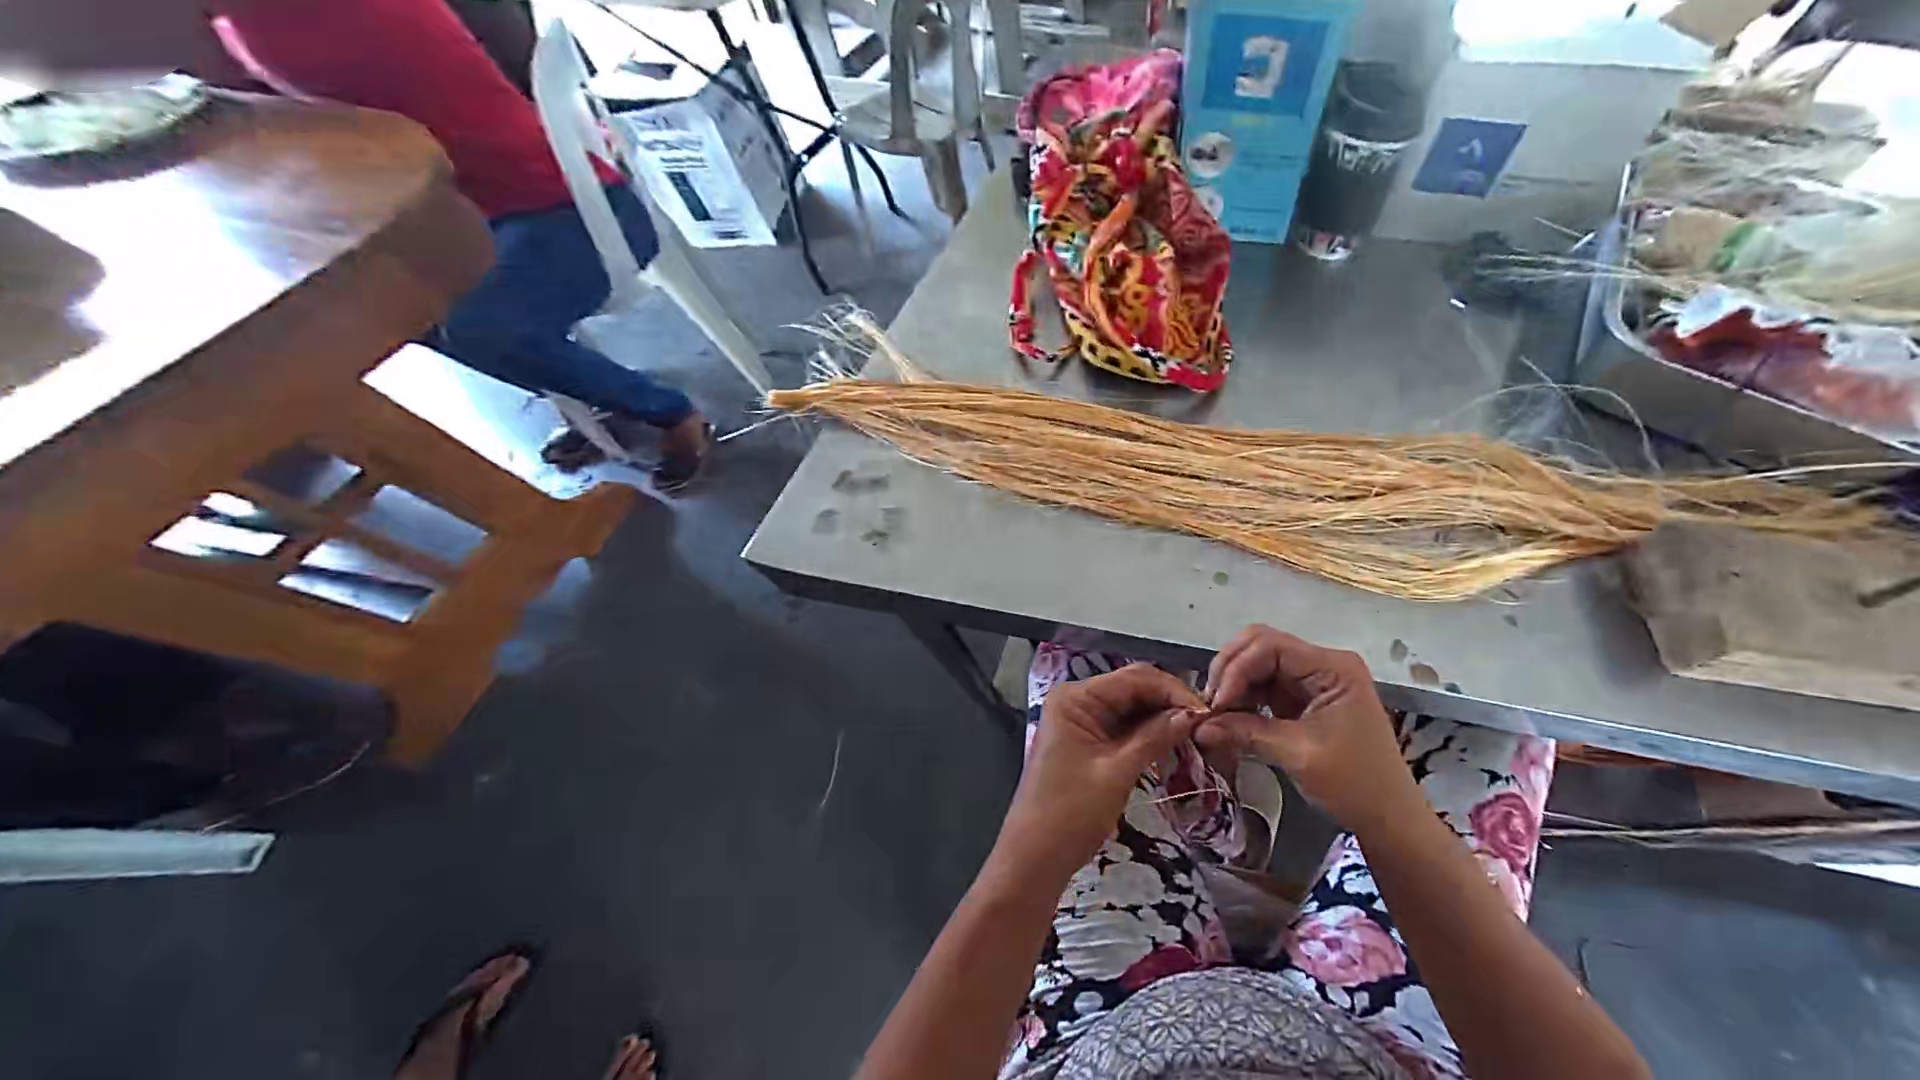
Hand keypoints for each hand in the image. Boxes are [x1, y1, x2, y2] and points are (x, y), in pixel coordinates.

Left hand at [993, 664, 1206, 882]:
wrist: (1036, 855)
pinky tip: (1175, 743)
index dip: (1173, 690)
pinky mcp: (1089, 742)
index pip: (1134, 678)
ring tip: (1199, 734)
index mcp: (1076, 698)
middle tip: (1208, 725)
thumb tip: (1192, 714)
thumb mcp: (1117, 772)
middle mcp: (1077, 701)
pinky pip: (1125, 728)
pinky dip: (1149, 734)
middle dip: (1170, 703)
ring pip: (1132, 708)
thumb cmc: (1070, 812)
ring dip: (1163, 718)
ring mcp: (1082, 721)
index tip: (1208, 712)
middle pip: (1134, 689)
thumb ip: (1154, 737)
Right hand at [1201, 625, 1424, 835]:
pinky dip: (1240, 697)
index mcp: (1333, 667)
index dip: (1236, 669)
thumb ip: (1247, 733)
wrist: (1388, 817)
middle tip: (1211, 705)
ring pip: (1254, 663)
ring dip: (1231, 685)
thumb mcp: (1298, 755)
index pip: (1268, 645)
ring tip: (1217, 715)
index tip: (1217, 704)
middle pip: (1258, 646)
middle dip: (1229, 671)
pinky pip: (1260, 684)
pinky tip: (1230, 718)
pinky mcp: (1299, 696)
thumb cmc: (1355, 784)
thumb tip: (1198, 727)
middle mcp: (1321, 663)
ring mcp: (1310, 679)